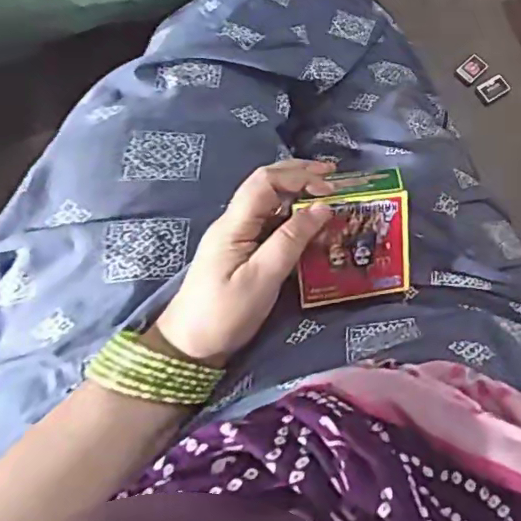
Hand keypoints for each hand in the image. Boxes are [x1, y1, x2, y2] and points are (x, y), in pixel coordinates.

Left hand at [154, 159, 334, 365]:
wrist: (188, 347)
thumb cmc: (224, 314)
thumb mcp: (262, 278)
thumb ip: (291, 240)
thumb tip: (322, 207)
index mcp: (234, 224)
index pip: (265, 181)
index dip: (299, 177)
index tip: (329, 187)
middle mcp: (234, 222)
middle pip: (266, 182)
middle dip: (299, 173)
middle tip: (333, 174)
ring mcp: (236, 235)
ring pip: (268, 200)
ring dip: (297, 191)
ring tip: (327, 192)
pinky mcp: (241, 250)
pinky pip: (269, 220)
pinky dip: (292, 213)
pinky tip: (309, 221)